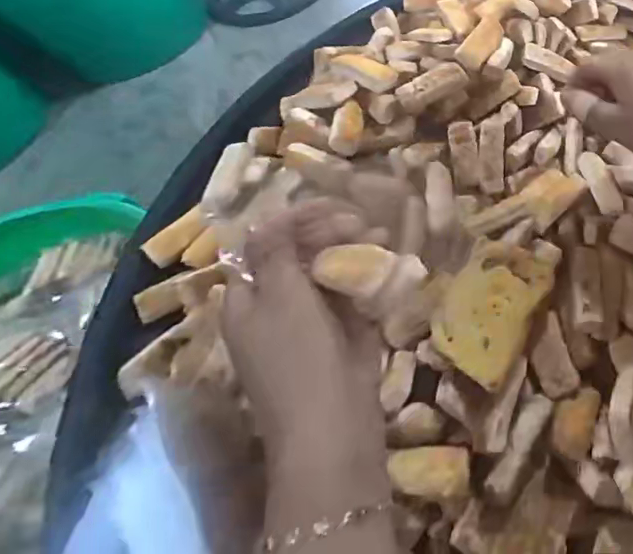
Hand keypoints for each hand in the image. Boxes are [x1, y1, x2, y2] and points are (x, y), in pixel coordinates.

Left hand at [220, 200, 386, 485]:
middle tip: (359, 222)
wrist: (333, 426)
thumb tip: (267, 218)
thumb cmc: (298, 356)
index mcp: (247, 300)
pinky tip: (385, 257)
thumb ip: (274, 250)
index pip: (264, 244)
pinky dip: (365, 272)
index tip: (330, 205)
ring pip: (327, 269)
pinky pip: (349, 291)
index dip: (294, 220)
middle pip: (297, 254)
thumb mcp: (279, 294)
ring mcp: (309, 321)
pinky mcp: (341, 332)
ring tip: (379, 236)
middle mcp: (274, 306)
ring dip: (352, 247)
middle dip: (328, 231)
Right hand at [565, 49, 632, 181]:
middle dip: (592, 84)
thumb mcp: (611, 125)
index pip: (584, 66)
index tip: (569, 107)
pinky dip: (630, 89)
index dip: (572, 85)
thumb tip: (567, 95)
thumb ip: (585, 107)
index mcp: (620, 65)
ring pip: (623, 70)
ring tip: (610, 115)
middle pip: (604, 64)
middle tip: (589, 112)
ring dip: (611, 87)